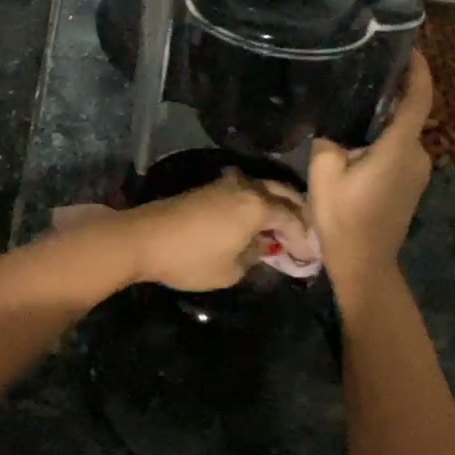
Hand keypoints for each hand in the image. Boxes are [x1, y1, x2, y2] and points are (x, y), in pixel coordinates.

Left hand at [122, 170, 307, 291]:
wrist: (145, 237)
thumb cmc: (191, 259)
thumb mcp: (231, 270)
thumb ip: (254, 256)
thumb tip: (261, 246)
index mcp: (258, 205)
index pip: (293, 218)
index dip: (304, 238)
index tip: (308, 257)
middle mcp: (246, 187)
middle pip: (282, 193)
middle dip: (297, 212)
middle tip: (306, 233)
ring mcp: (226, 184)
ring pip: (263, 188)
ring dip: (277, 204)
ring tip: (284, 227)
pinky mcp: (209, 188)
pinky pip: (246, 191)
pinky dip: (258, 203)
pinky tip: (257, 221)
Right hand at [307, 52, 434, 291]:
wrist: (364, 265)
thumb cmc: (343, 218)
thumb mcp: (323, 172)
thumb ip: (330, 138)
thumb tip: (334, 120)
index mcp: (399, 147)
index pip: (418, 98)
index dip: (418, 70)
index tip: (409, 47)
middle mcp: (418, 155)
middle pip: (407, 114)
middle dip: (387, 94)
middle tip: (358, 75)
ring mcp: (418, 171)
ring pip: (400, 134)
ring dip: (381, 121)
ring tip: (349, 107)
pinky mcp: (412, 184)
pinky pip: (399, 150)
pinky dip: (382, 140)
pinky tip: (355, 142)